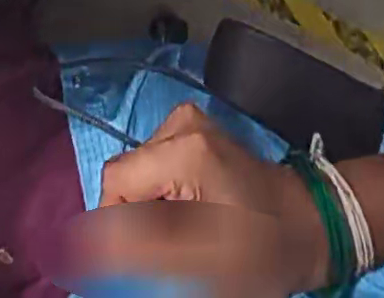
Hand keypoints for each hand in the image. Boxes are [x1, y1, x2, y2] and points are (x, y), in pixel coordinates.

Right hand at [70, 104, 328, 297]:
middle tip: (174, 249)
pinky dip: (162, 194)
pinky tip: (190, 211)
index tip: (145, 257)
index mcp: (184, 147)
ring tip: (186, 231)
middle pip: (128, 175)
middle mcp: (180, 122)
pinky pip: (154, 164)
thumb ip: (139, 250)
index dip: (118, 224)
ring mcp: (186, 121)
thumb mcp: (202, 263)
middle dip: (139, 218)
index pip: (117, 181)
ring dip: (150, 208)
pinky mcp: (191, 129)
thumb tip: (76, 246)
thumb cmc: (261, 250)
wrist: (307, 224)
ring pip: (139, 172)